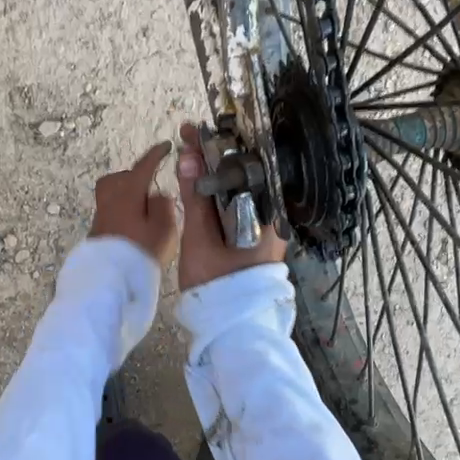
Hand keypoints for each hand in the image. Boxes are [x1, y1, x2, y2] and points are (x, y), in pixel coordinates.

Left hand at [88, 140, 180, 265]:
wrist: (108, 276)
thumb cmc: (139, 251)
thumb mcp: (162, 229)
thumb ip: (162, 206)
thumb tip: (157, 194)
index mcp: (128, 193)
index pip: (143, 167)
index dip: (155, 155)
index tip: (166, 146)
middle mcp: (111, 198)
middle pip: (121, 177)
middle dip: (136, 176)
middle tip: (152, 184)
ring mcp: (101, 213)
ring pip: (111, 191)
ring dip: (126, 191)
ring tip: (142, 205)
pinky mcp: (96, 228)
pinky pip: (110, 207)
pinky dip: (121, 207)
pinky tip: (133, 221)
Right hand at [176, 122, 287, 291]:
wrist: (232, 328)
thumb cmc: (218, 286)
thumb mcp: (200, 240)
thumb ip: (195, 197)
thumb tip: (189, 156)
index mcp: (268, 212)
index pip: (246, 164)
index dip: (218, 144)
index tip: (192, 131)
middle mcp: (273, 215)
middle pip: (244, 173)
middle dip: (214, 154)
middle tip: (187, 138)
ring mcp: (265, 228)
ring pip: (240, 189)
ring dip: (214, 172)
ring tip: (189, 155)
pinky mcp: (256, 238)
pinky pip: (238, 205)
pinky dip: (218, 192)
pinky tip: (199, 184)